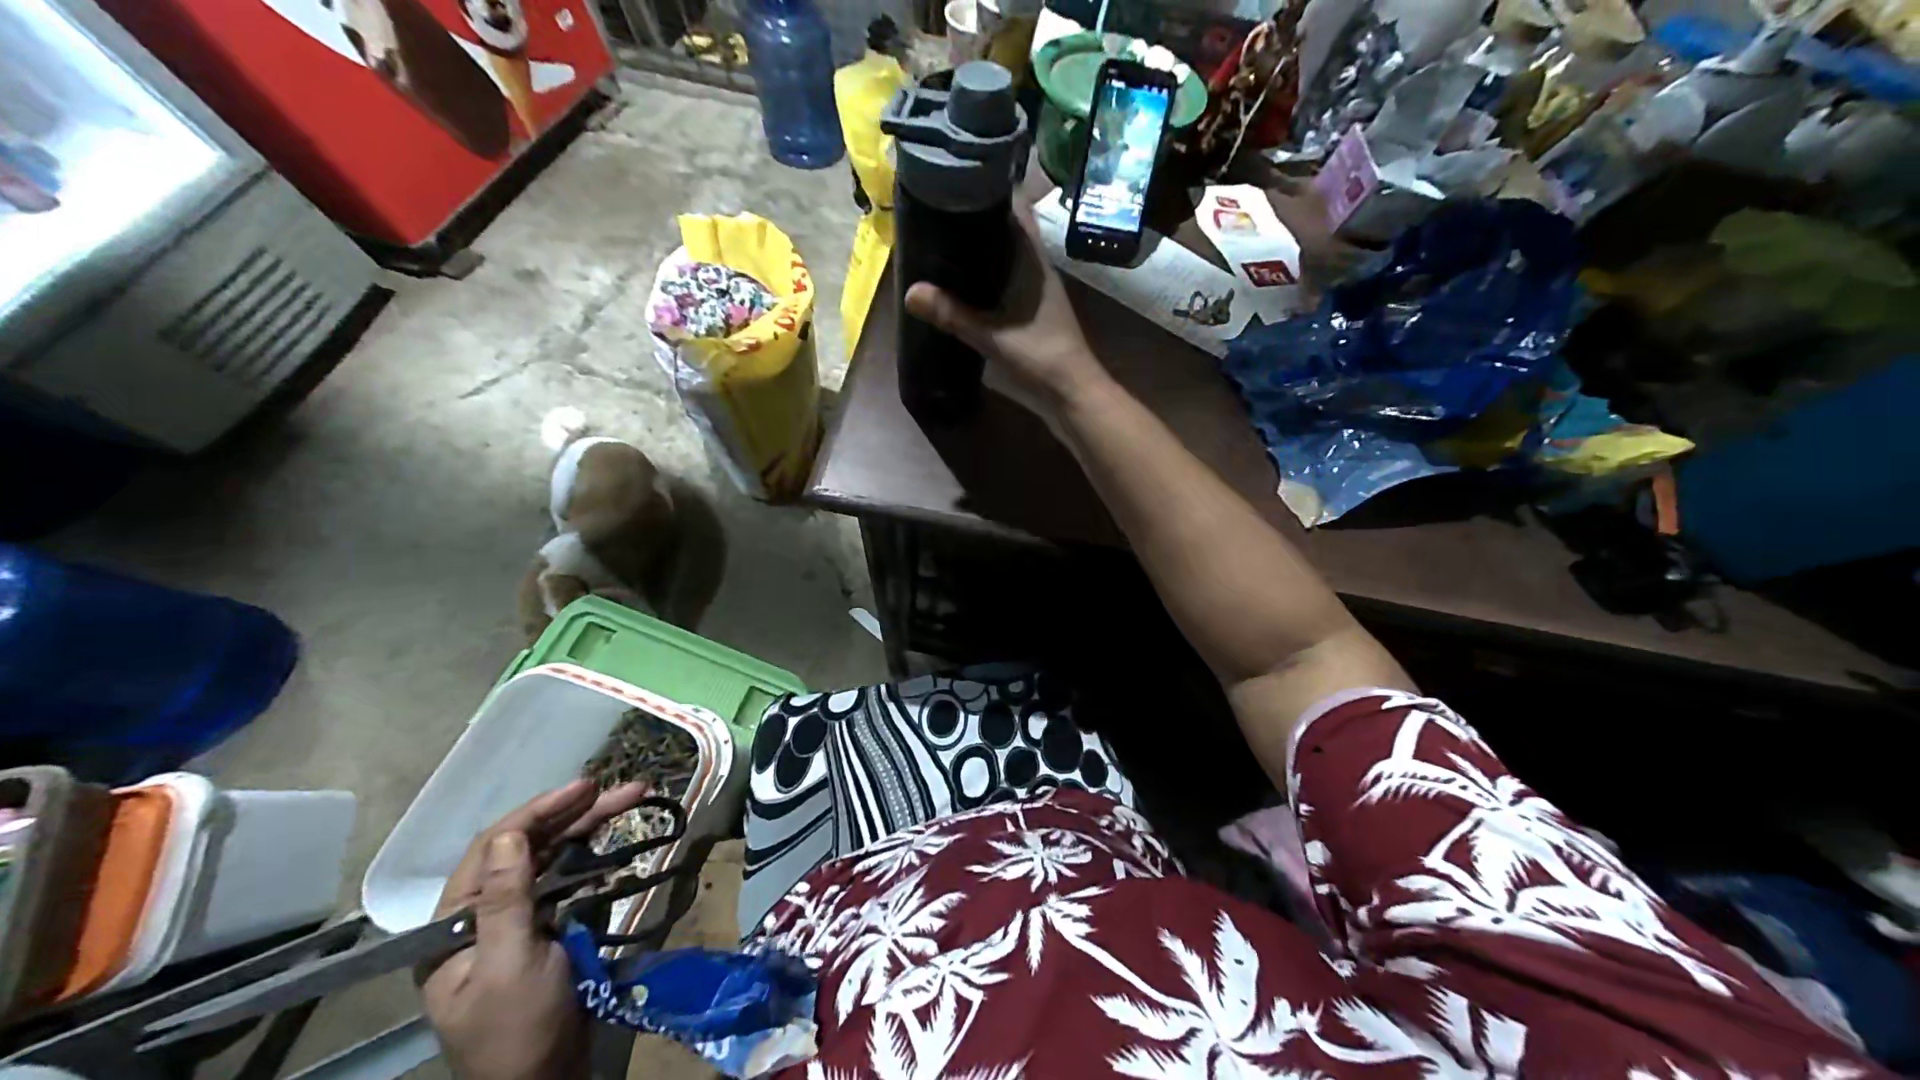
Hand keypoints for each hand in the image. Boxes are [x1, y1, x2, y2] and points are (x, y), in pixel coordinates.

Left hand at [420, 779, 647, 1079]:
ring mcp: (514, 922)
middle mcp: (479, 916)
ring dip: (588, 829)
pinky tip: (613, 841)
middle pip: (527, 848)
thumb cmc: (519, 1029)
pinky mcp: (544, 930)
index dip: (538, 813)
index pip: (492, 849)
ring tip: (628, 799)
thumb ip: (505, 899)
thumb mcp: (510, 964)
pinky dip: (591, 857)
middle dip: (573, 814)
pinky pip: (565, 882)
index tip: (583, 788)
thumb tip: (507, 836)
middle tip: (617, 788)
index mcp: (452, 925)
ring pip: (550, 859)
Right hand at [904, 202, 1111, 417]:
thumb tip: (909, 292)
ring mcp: (1038, 283)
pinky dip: (990, 267)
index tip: (958, 184)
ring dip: (985, 243)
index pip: (1016, 207)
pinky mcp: (1034, 302)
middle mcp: (1037, 263)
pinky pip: (1009, 271)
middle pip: (1009, 225)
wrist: (1072, 387)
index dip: (989, 191)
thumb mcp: (990, 335)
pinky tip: (967, 277)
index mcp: (1031, 259)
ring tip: (947, 238)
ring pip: (1010, 249)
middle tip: (942, 210)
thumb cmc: (1039, 354)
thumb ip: (952, 314)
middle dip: (979, 215)